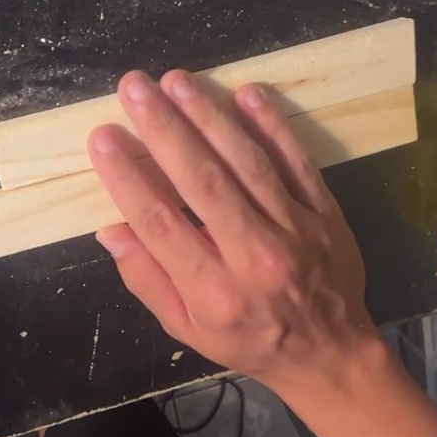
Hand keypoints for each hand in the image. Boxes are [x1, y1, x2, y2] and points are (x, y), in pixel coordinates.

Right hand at [87, 70, 381, 405]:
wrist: (333, 355)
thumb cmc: (246, 339)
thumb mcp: (183, 327)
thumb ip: (145, 277)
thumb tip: (110, 228)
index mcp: (213, 291)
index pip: (159, 222)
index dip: (127, 177)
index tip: (102, 137)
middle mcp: (254, 256)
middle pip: (201, 182)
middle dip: (163, 129)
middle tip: (134, 87)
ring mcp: (295, 230)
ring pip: (246, 162)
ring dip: (208, 116)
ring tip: (175, 80)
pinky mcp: (325, 212)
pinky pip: (296, 161)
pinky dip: (272, 125)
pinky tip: (245, 92)